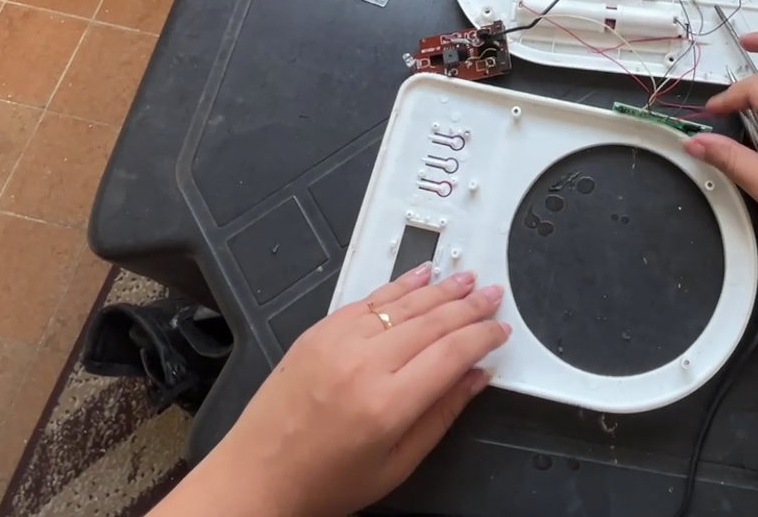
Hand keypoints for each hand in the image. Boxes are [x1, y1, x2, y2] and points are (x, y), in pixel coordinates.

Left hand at [180, 266, 508, 516]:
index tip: (501, 330)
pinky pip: (372, 298)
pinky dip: (402, 284)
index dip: (482, 337)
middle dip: (470, 306)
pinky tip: (424, 274)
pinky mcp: (323, 329)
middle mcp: (366, 364)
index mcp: (388, 405)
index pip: (452, 354)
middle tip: (494, 294)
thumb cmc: (325, 483)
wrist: (255, 477)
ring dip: (442, 288)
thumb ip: (442, 415)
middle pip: (434, 322)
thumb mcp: (396, 466)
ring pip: (406, 303)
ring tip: (469, 279)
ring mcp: (341, 341)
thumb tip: (478, 375)